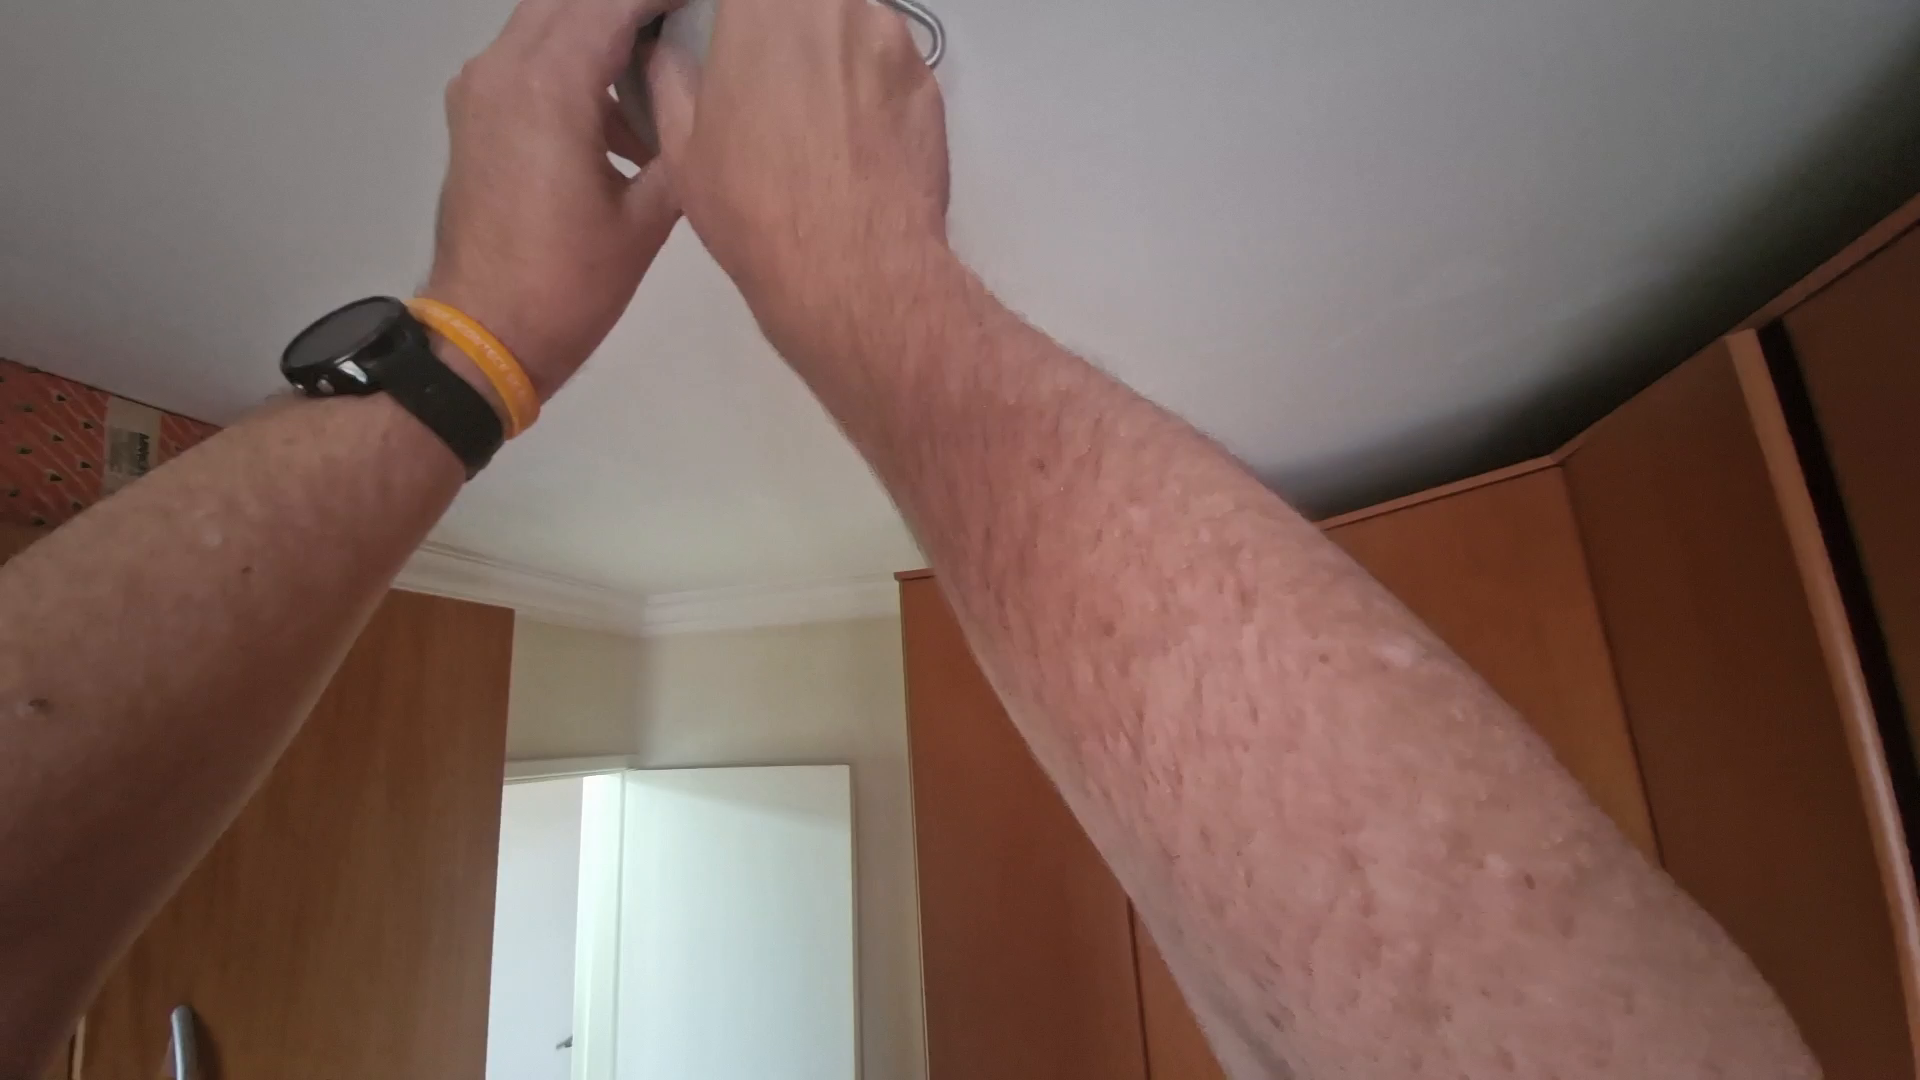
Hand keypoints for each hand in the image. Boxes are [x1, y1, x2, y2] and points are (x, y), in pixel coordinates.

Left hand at [425, 0, 683, 400]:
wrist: (488, 332)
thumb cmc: (573, 285)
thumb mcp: (644, 224)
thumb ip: (676, 154)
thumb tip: (699, 111)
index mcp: (547, 89)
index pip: (609, 4)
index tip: (703, 4)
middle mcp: (501, 69)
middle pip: (569, 1)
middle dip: (629, 6)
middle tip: (683, 28)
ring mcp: (479, 91)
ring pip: (545, 27)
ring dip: (602, 37)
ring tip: (662, 79)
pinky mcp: (475, 118)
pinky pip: (528, 65)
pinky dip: (576, 71)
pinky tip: (619, 125)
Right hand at [645, 0, 950, 351]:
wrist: (858, 277)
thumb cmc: (758, 214)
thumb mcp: (684, 150)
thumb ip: (674, 79)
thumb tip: (675, 54)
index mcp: (762, 4)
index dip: (745, 26)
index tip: (739, 51)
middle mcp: (834, 3)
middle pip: (808, 6)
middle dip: (796, 36)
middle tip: (787, 92)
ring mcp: (892, 41)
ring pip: (857, 29)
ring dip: (842, 62)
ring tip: (833, 129)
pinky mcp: (931, 88)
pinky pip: (896, 74)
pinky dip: (881, 98)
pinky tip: (871, 151)